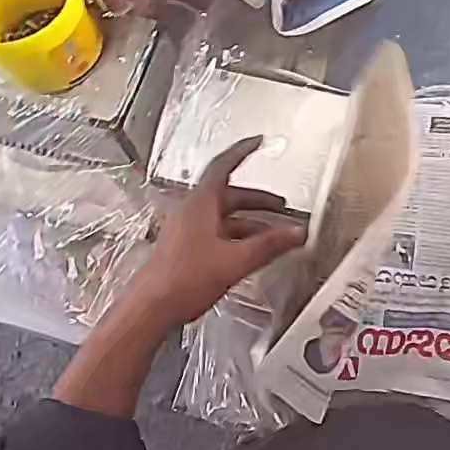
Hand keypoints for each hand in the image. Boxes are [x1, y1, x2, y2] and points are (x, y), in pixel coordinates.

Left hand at [123, 137, 306, 329]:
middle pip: (229, 196)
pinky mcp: (186, 249)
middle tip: (282, 206)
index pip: (223, 166)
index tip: (257, 142)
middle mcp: (192, 212)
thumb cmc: (185, 279)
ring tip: (275, 235)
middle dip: (258, 200)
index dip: (242, 152)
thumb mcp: (235, 260)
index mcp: (201, 204)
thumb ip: (269, 245)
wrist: (152, 307)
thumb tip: (297, 233)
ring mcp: (188, 230)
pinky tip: (253, 253)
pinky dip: (238, 238)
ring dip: (251, 223)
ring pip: (225, 218)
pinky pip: (217, 234)